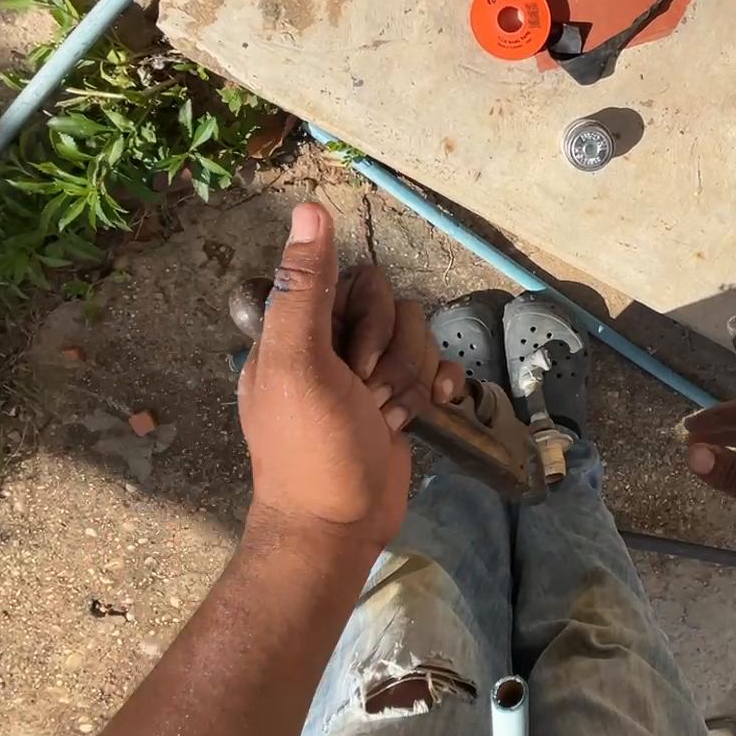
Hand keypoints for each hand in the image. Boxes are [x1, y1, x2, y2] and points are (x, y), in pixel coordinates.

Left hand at [236, 203, 462, 556]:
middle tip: (366, 396)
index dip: (367, 319)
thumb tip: (310, 210)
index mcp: (299, 328)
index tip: (351, 365)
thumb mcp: (298, 366)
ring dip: (411, 378)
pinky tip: (429, 408)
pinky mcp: (399, 393)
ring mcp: (369, 370)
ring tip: (388, 416)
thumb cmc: (312, 449)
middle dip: (392, 356)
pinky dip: (437, 385)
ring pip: (418, 335)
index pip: (355, 281)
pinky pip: (435, 363)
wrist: (341, 524)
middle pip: (394, 306)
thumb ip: (304, 289)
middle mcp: (334, 342)